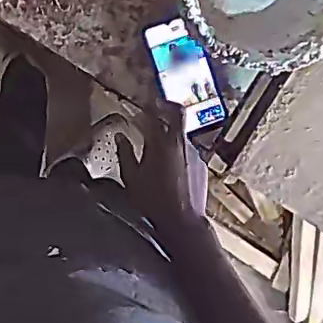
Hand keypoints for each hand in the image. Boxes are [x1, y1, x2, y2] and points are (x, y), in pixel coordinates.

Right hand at [121, 105, 207, 226]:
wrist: (183, 222)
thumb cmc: (153, 202)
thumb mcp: (131, 178)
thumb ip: (125, 153)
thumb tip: (120, 137)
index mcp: (160, 143)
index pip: (153, 114)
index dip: (147, 104)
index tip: (142, 99)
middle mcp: (180, 143)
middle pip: (177, 113)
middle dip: (167, 105)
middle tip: (157, 105)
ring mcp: (194, 152)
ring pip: (183, 132)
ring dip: (172, 130)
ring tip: (160, 138)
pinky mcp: (202, 163)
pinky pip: (189, 148)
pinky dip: (179, 148)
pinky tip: (172, 161)